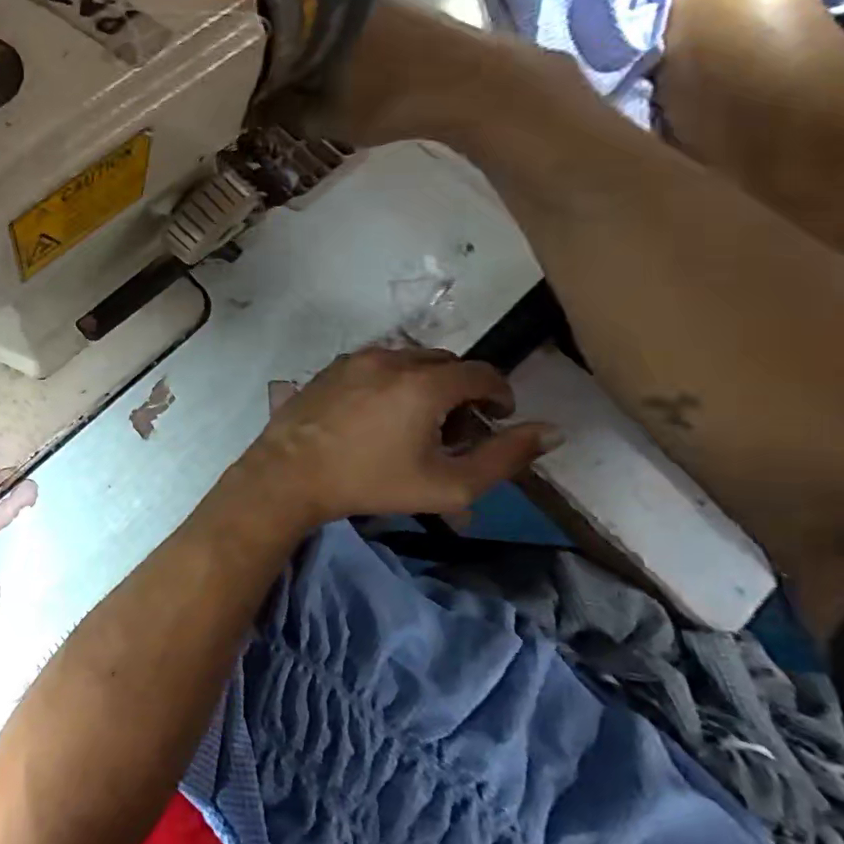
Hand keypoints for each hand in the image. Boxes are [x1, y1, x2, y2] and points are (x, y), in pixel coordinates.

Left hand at [216, 346, 560, 529]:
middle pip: (446, 364)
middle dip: (462, 391)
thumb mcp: (448, 484)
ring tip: (417, 425)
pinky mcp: (332, 366)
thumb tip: (551, 432)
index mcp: (426, 382)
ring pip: (410, 362)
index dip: (499, 394)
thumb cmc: (372, 483)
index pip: (483, 372)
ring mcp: (357, 359)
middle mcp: (393, 358)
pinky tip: (379, 417)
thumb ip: (505, 458)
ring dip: (426, 385)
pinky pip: (377, 365)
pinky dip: (392, 382)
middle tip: (456, 431)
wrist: (291, 473)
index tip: (498, 419)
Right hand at [282, 0, 603, 149]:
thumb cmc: (391, 100)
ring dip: (311, 46)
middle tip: (268, 80)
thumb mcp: (328, 119)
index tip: (242, 80)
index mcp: (313, 17)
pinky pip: (349, 24)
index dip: (251, 59)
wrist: (473, 82)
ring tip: (300, 77)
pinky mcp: (397, 7)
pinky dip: (337, 44)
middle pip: (296, 23)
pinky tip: (338, 68)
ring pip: (323, 23)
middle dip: (280, 49)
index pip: (265, 33)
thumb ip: (286, 114)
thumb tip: (255, 110)